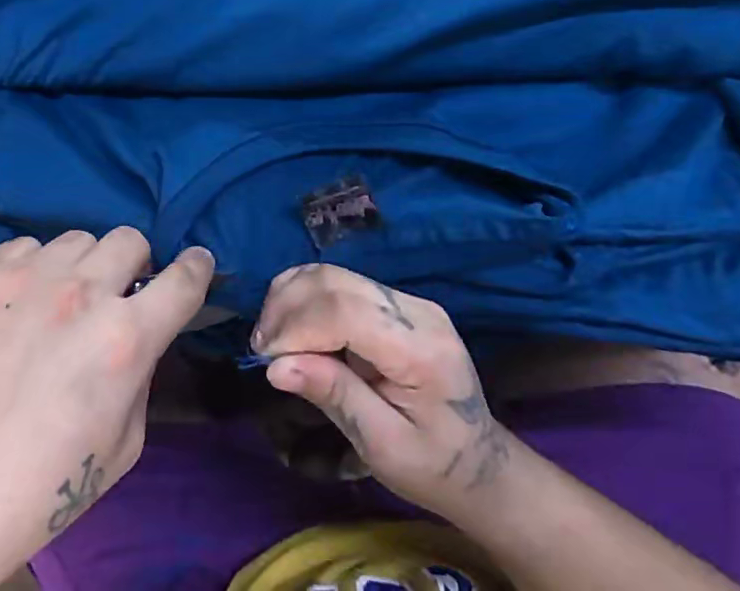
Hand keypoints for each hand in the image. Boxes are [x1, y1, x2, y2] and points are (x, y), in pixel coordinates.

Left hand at [0, 228, 214, 590]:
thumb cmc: (40, 491)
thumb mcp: (123, 444)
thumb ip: (141, 374)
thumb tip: (140, 333)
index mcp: (126, 339)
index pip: (185, 278)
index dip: (197, 268)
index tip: (195, 266)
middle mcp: (81, 293)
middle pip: (130, 239)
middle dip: (134, 265)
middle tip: (115, 296)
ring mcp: (24, 277)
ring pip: (77, 238)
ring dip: (82, 266)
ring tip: (58, 304)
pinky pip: (24, 247)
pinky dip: (31, 270)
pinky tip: (14, 309)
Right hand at [253, 264, 519, 528]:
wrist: (478, 461)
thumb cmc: (433, 465)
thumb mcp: (384, 446)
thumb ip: (335, 397)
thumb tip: (276, 367)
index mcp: (421, 348)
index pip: (346, 311)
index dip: (297, 327)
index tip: (266, 359)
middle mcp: (416, 309)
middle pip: (334, 282)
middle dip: (287, 309)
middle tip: (261, 349)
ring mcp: (406, 300)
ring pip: (331, 274)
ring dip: (290, 299)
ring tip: (272, 339)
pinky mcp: (393, 300)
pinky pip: (338, 282)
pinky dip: (304, 297)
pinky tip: (291, 326)